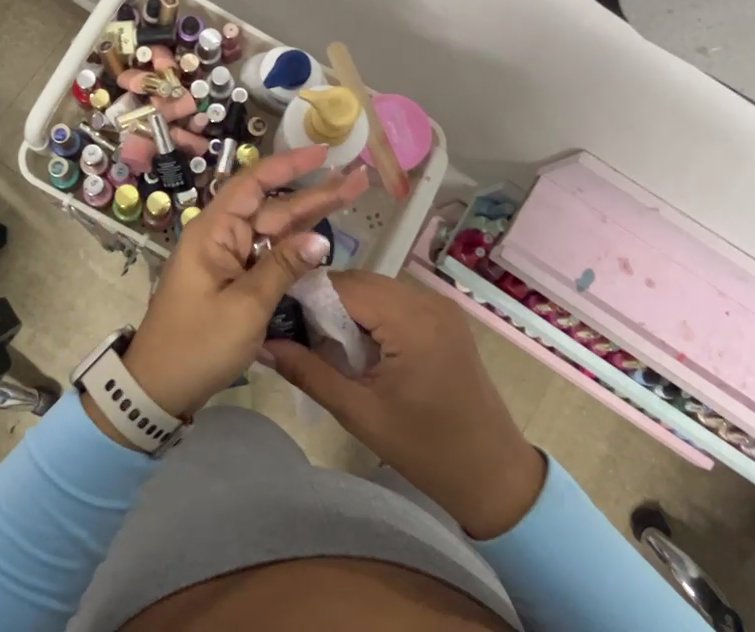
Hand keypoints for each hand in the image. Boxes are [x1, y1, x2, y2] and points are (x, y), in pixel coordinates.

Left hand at [115, 145, 369, 420]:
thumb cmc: (198, 343)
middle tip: (356, 179)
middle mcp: (220, 237)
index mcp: (213, 232)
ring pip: (273, 230)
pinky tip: (321, 238)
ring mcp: (227, 260)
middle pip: (271, 207)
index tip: (322, 154)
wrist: (159, 386)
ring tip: (348, 195)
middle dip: (313, 193)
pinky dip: (294, 247)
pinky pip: (267, 255)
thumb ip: (283, 268)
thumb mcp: (246, 306)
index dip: (288, 166)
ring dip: (308, 217)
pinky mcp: (232, 282)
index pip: (253, 184)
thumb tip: (319, 239)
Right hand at [263, 271, 546, 538]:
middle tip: (293, 333)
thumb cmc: (425, 448)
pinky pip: (395, 301)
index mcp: (411, 321)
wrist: (491, 472)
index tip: (274, 317)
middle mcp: (428, 301)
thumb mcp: (358, 412)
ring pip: (375, 289)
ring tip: (320, 342)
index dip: (303, 296)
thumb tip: (263, 343)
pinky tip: (354, 346)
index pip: (342, 286)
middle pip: (359, 281)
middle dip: (322, 301)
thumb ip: (308, 372)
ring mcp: (440, 307)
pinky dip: (369, 314)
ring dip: (345, 308)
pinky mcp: (445, 319)